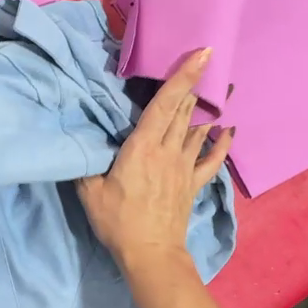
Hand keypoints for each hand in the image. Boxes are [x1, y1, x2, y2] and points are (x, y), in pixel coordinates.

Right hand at [77, 48, 232, 277]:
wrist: (150, 254)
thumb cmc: (117, 221)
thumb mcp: (90, 191)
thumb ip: (86, 163)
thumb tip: (78, 141)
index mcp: (142, 147)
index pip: (165, 104)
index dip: (183, 76)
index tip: (202, 53)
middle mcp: (167, 151)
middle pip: (184, 110)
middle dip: (195, 84)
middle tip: (206, 61)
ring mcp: (184, 167)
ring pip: (198, 129)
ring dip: (207, 107)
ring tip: (220, 88)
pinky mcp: (192, 184)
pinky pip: (211, 159)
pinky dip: (221, 143)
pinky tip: (229, 130)